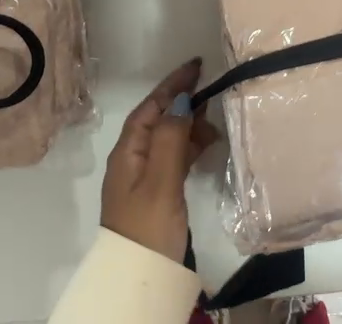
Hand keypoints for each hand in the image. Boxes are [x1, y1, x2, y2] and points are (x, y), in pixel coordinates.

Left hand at [101, 57, 218, 261]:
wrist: (139, 276)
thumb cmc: (148, 225)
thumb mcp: (161, 179)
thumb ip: (170, 137)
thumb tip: (181, 100)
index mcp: (127, 151)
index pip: (150, 106)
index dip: (172, 85)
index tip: (196, 66)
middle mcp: (133, 159)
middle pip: (157, 118)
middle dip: (182, 99)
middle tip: (210, 86)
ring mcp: (144, 177)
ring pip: (168, 137)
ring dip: (189, 122)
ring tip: (214, 116)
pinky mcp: (157, 194)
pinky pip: (175, 156)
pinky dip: (191, 145)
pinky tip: (208, 144)